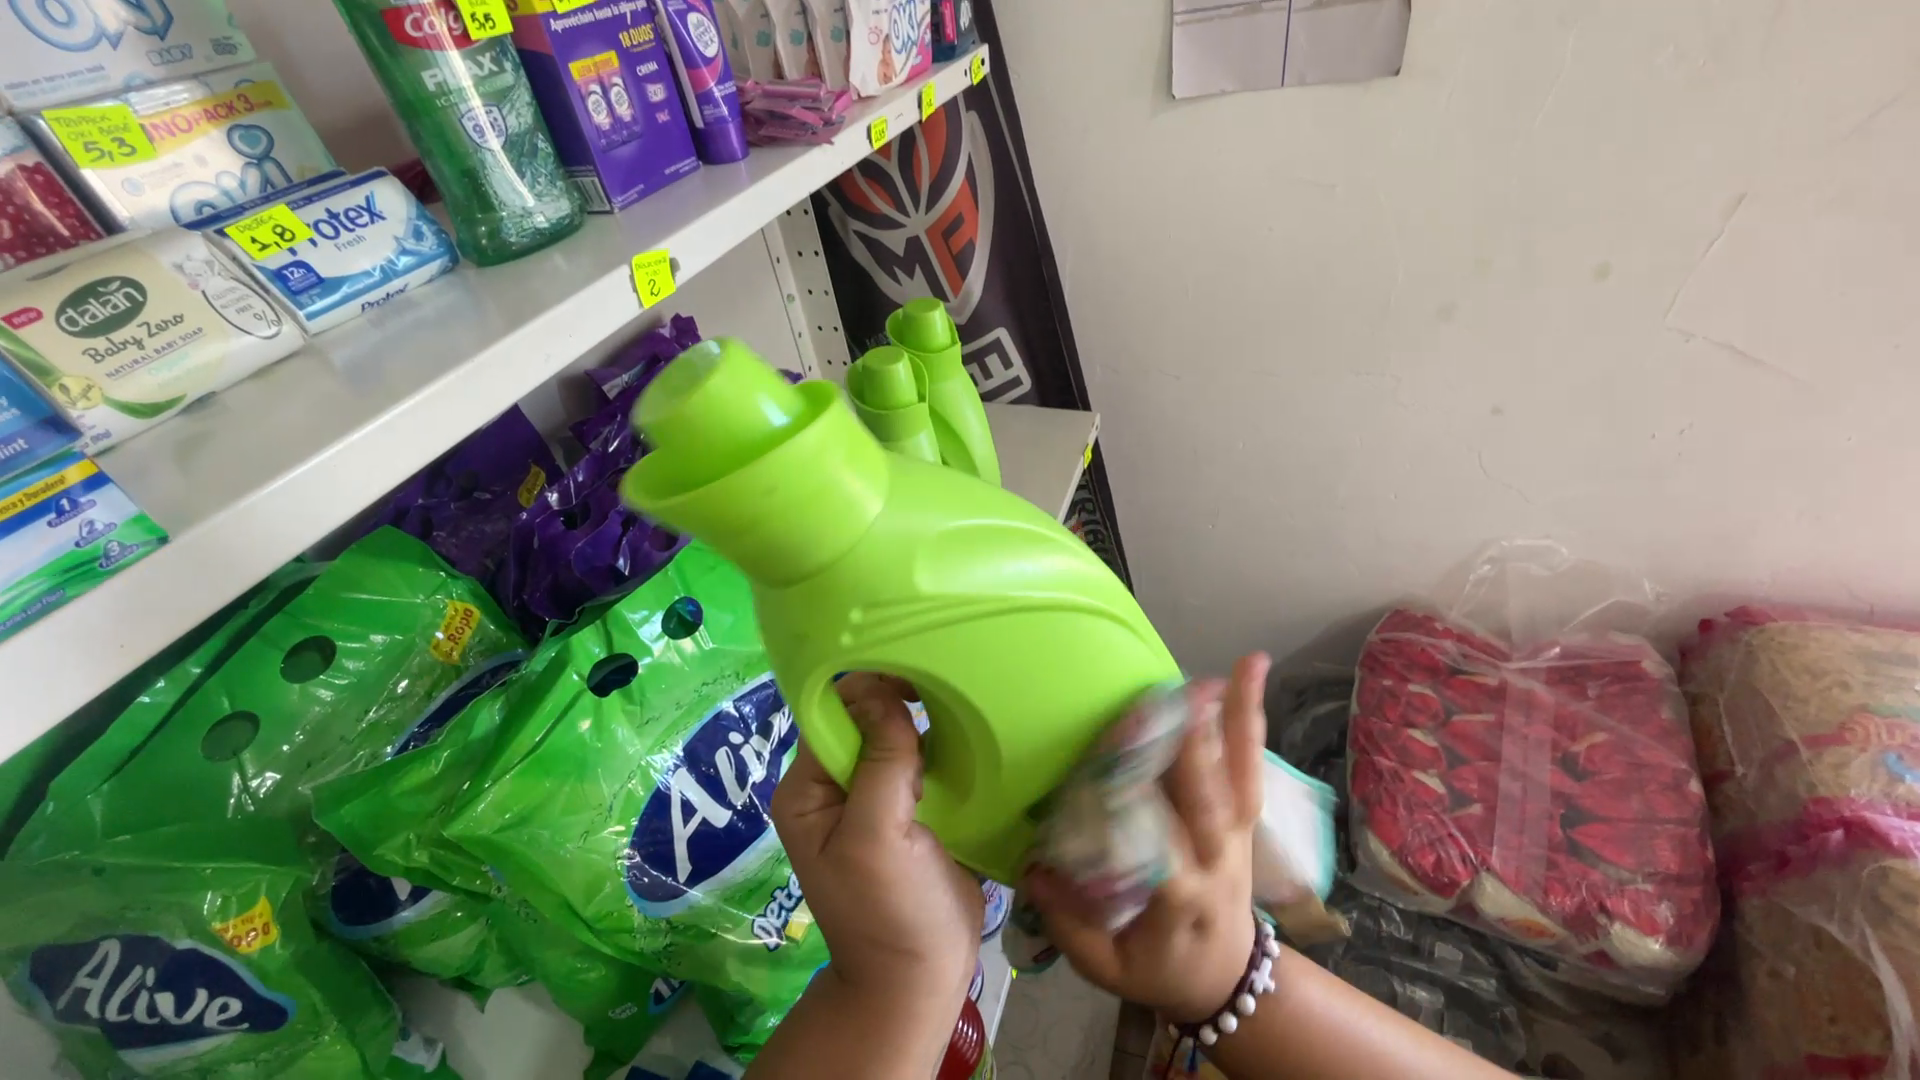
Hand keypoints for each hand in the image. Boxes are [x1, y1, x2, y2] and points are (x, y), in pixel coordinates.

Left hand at [771, 674, 983, 1020]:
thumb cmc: (890, 912)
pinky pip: (920, 763)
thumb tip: (882, 690)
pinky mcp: (909, 810)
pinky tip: (966, 744)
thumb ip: (879, 762)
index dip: (870, 692)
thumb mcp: (876, 835)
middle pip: (864, 720)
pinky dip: (941, 750)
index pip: (832, 714)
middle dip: (901, 708)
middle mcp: (835, 787)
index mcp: (809, 790)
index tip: (917, 685)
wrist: (921, 980)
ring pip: (896, 738)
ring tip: (960, 721)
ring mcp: (873, 799)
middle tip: (944, 708)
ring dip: (925, 728)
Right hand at [1025, 652, 1272, 1022]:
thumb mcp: (1105, 967)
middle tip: (1173, 701)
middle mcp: (1215, 863)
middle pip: (1205, 805)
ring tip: (1241, 666)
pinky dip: (1250, 718)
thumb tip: (1033, 867)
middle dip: (1191, 755)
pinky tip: (1251, 671)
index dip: (1140, 818)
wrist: (1228, 978)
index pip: (1159, 856)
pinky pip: (1250, 766)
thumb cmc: (1158, 969)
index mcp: (1178, 902)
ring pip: (1238, 777)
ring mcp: (1236, 836)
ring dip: (1236, 721)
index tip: (1113, 778)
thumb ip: (1069, 923)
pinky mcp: (1245, 818)